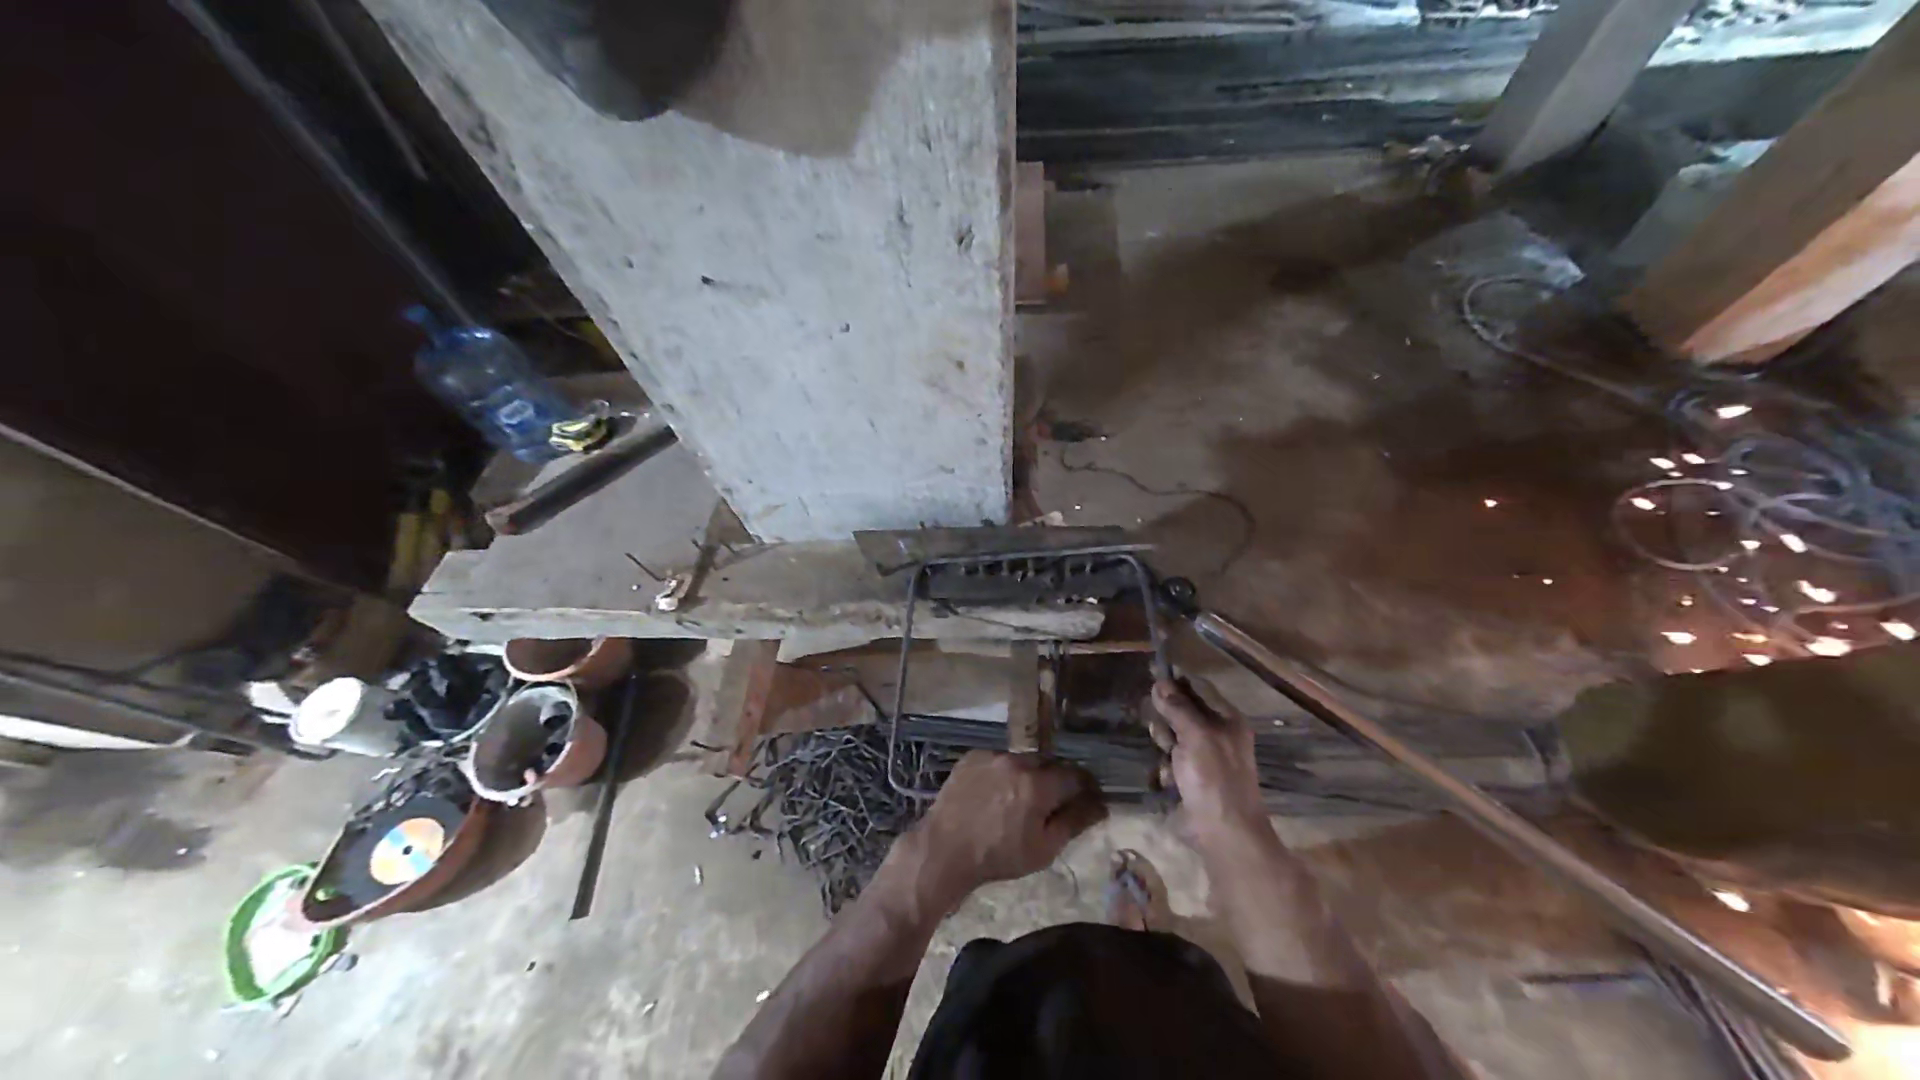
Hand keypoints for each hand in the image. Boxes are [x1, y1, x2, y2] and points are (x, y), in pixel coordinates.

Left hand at [911, 751, 1105, 905]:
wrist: (944, 849)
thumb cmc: (999, 856)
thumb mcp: (1044, 848)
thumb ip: (1075, 822)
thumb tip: (1101, 805)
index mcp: (1039, 784)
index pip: (1076, 775)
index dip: (1086, 788)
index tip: (1089, 799)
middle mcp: (1018, 761)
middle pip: (1050, 764)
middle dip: (1058, 780)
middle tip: (1054, 802)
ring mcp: (993, 756)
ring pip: (1024, 760)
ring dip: (1030, 775)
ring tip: (1022, 799)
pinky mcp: (973, 757)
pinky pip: (1000, 760)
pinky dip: (1005, 773)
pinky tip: (998, 794)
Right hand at [1151, 679, 1267, 843]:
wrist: (1224, 832)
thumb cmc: (1214, 778)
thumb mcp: (1196, 736)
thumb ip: (1178, 708)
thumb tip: (1160, 682)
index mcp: (1227, 719)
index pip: (1199, 687)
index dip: (1177, 678)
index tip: (1152, 670)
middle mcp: (1216, 734)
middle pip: (1181, 710)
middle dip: (1167, 717)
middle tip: (1162, 728)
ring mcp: (1203, 757)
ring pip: (1171, 734)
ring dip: (1164, 743)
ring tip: (1167, 758)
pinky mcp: (1190, 777)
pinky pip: (1169, 760)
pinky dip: (1165, 767)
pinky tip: (1167, 779)